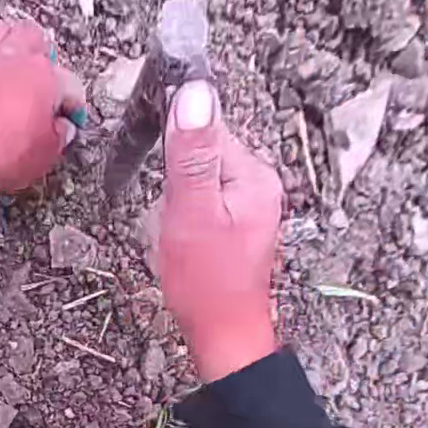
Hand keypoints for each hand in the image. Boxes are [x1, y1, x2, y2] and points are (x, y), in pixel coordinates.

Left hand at [0, 20, 86, 193]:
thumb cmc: (5, 154)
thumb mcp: (47, 153)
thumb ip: (60, 134)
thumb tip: (62, 128)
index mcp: (45, 75)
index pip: (70, 83)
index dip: (75, 105)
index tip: (72, 121)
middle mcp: (14, 58)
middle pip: (34, 37)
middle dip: (43, 55)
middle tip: (45, 79)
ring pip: (1, 30)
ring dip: (11, 43)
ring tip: (15, 65)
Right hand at [156, 80, 283, 381]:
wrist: (223, 336)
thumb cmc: (207, 283)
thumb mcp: (192, 213)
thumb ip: (192, 155)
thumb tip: (194, 92)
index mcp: (254, 176)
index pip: (208, 131)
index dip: (177, 150)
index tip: (168, 184)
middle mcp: (259, 185)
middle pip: (202, 156)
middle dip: (176, 186)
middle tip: (174, 221)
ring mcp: (250, 207)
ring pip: (198, 183)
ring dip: (177, 206)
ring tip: (180, 238)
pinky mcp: (237, 225)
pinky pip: (202, 204)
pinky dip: (185, 219)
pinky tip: (185, 244)